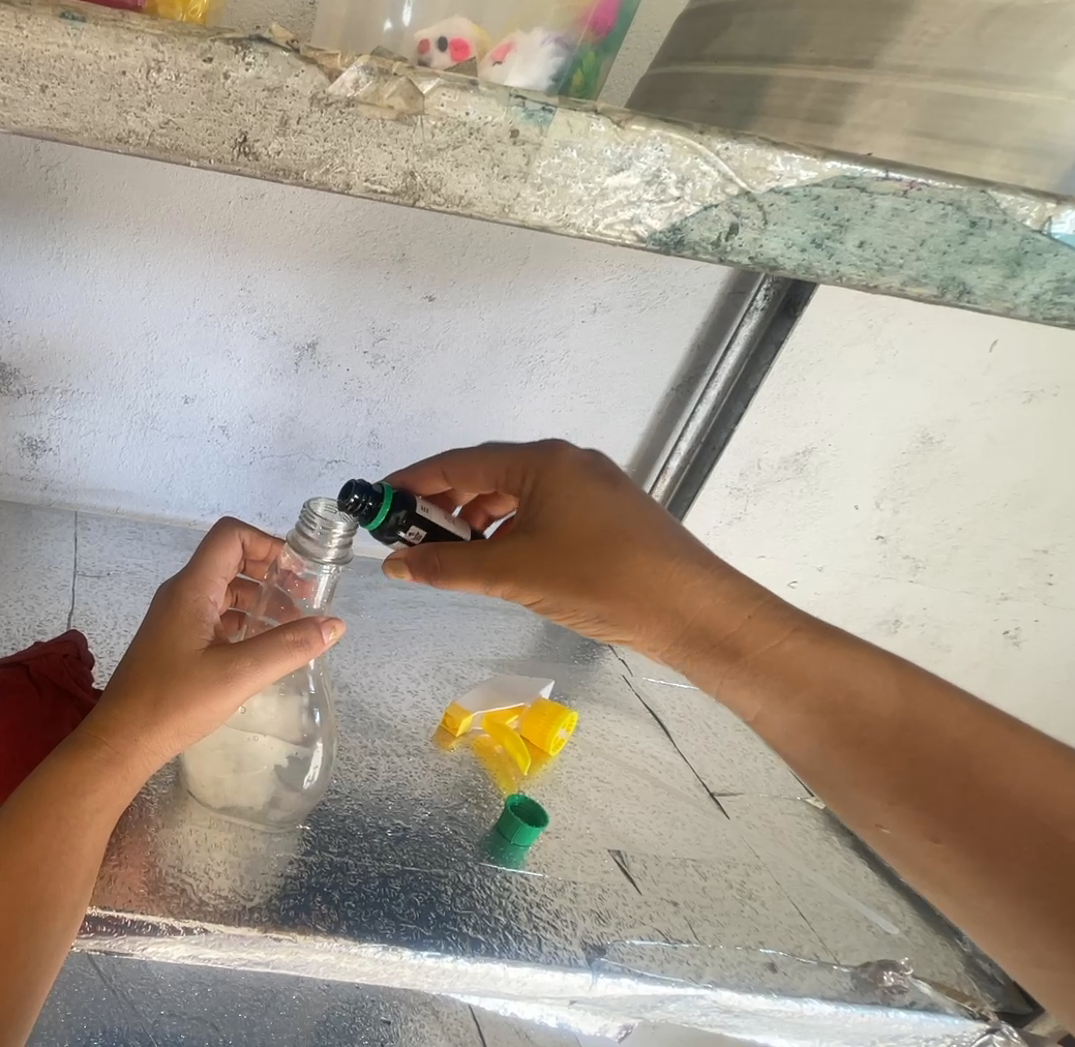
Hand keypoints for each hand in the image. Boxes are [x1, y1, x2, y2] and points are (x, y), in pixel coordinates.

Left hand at [72, 518, 343, 776]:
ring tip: (294, 628)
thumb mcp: (239, 674)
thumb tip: (334, 624)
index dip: (268, 544)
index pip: (231, 536)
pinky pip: (215, 615)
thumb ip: (288, 646)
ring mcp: (176, 616)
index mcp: (192, 587)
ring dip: (259, 600)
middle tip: (307, 601)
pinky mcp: (175, 639)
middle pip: (230, 560)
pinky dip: (243, 622)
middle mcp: (182, 592)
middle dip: (271, 574)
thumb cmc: (175, 701)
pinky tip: (264, 648)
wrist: (122, 738)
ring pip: (224, 590)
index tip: (300, 573)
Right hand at [381, 440, 780, 666]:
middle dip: (441, 502)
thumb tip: (394, 566)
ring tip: (449, 550)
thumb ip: (445, 566)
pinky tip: (495, 556)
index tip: (378, 500)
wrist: (697, 613)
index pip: (457, 463)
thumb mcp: (511, 573)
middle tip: (407, 531)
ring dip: (473, 518)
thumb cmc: (599, 580)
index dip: (412, 482)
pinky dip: (506, 528)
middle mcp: (564, 461)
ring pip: (511, 492)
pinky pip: (537, 508)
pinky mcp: (604, 510)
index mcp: (541, 461)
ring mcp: (589, 484)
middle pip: (484, 473)